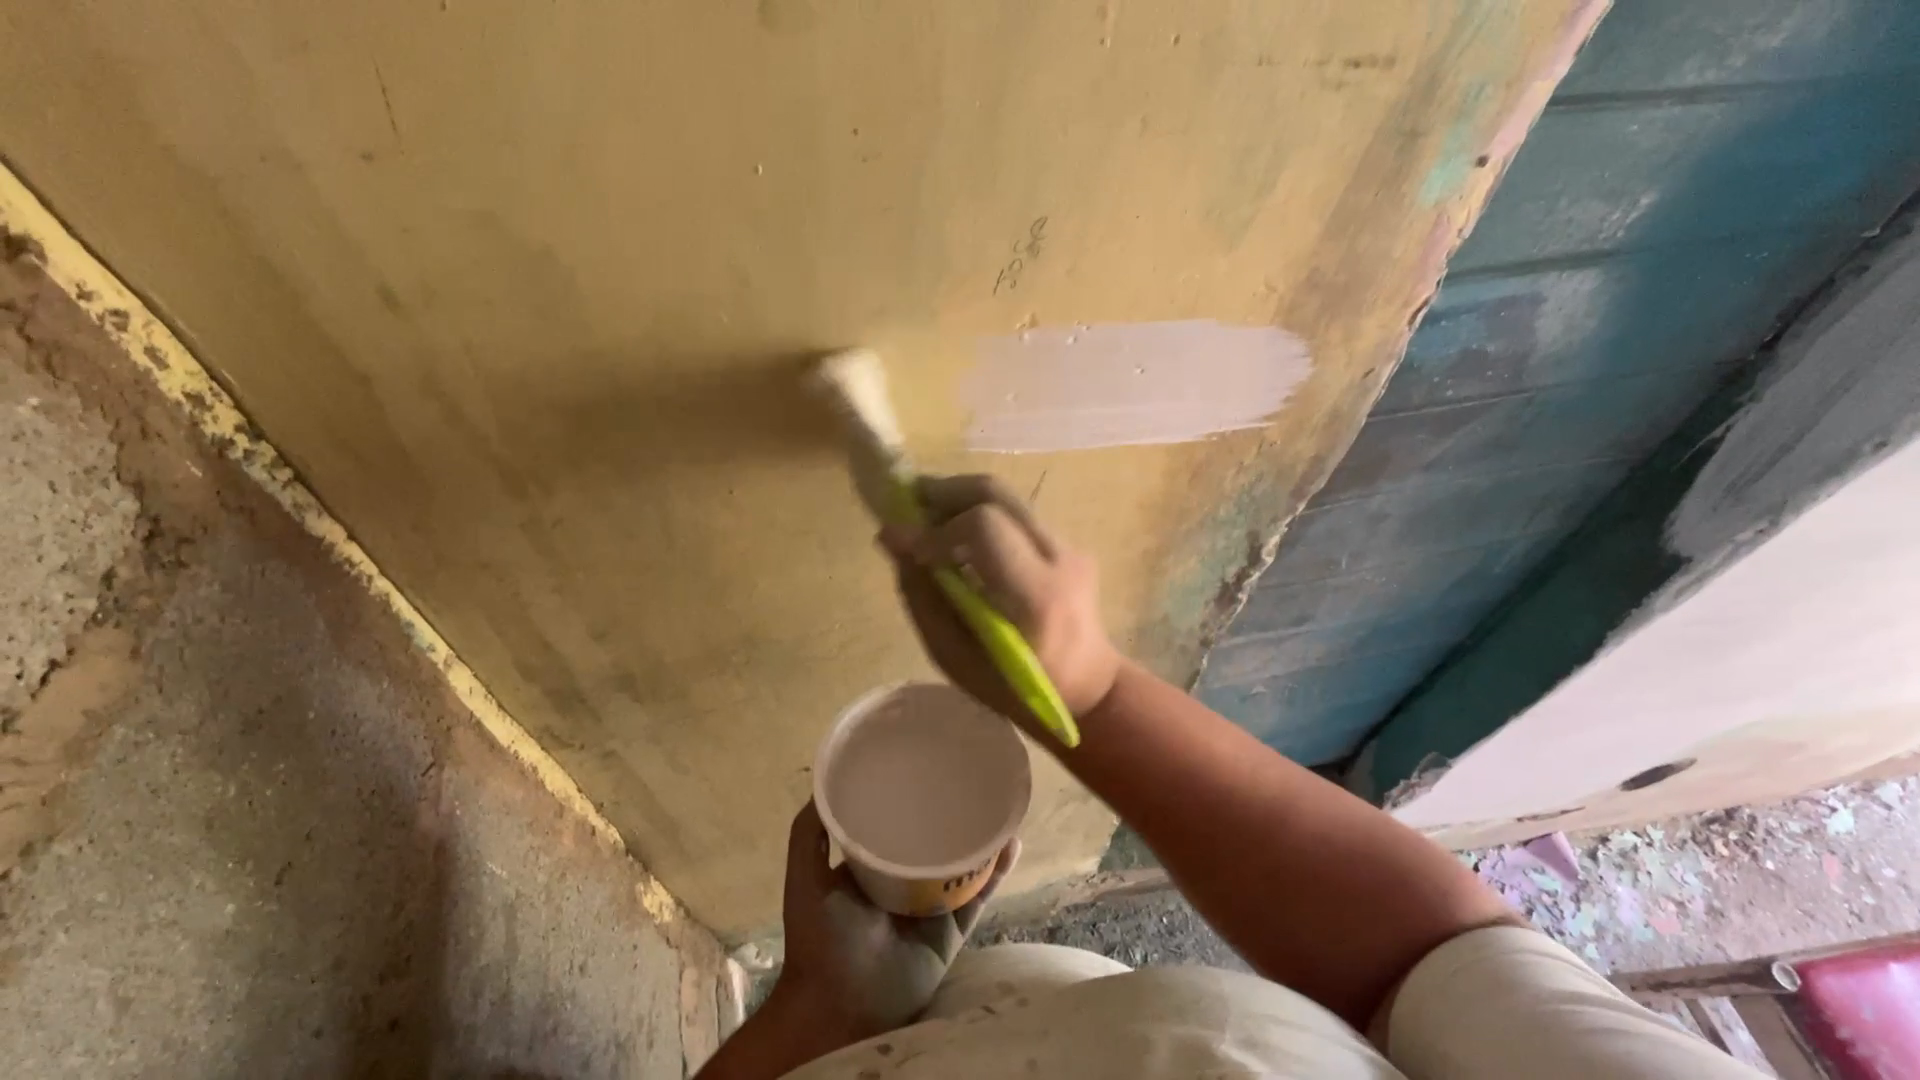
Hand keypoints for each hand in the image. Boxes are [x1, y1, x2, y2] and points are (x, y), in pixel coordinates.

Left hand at [770, 801, 1017, 1044]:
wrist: (842, 1005)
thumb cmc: (820, 937)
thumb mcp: (805, 875)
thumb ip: (809, 832)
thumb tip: (827, 780)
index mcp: (869, 865)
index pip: (893, 822)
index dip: (908, 795)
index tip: (927, 764)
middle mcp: (902, 879)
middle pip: (933, 839)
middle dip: (951, 813)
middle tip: (972, 780)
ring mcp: (930, 905)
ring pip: (962, 864)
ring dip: (980, 837)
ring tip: (997, 806)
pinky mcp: (952, 929)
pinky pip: (979, 895)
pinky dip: (996, 872)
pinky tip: (1009, 843)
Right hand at [880, 474, 1123, 726]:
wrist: (1086, 686)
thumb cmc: (1012, 686)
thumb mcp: (954, 657)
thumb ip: (921, 594)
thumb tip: (891, 535)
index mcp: (1036, 595)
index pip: (984, 526)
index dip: (937, 530)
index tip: (908, 549)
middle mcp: (1060, 557)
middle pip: (995, 493)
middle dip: (943, 493)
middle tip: (908, 508)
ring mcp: (1069, 545)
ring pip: (1004, 498)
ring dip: (959, 503)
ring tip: (929, 526)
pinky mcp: (1068, 542)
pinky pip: (1014, 516)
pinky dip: (979, 517)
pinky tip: (960, 544)